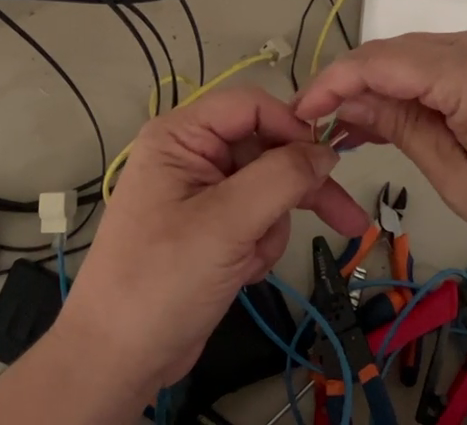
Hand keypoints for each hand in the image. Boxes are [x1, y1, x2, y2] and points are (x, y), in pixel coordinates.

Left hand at [57, 86, 369, 388]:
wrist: (118, 359)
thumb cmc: (163, 280)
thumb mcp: (227, 223)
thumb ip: (282, 177)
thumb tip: (326, 151)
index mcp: (181, 135)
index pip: (250, 106)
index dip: (291, 128)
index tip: (327, 162)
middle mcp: (191, 155)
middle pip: (266, 148)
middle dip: (296, 189)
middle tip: (348, 219)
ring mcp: (202, 193)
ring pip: (268, 187)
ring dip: (272, 227)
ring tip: (249, 262)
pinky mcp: (211, 227)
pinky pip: (257, 219)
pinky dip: (259, 245)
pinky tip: (241, 273)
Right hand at [291, 29, 466, 286]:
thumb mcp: (460, 179)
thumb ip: (401, 128)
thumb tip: (348, 102)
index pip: (377, 60)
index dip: (331, 83)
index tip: (298, 114)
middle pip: (394, 52)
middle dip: (352, 84)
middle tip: (320, 126)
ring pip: (416, 57)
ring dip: (380, 86)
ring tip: (350, 129)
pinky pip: (444, 66)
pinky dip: (413, 88)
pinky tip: (394, 119)